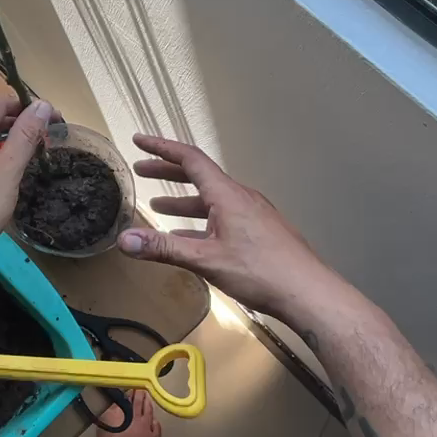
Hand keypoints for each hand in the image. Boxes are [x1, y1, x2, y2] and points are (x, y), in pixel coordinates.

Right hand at [117, 134, 348, 323]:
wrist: (312, 296)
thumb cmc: (261, 271)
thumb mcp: (205, 259)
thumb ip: (163, 247)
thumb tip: (124, 240)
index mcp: (227, 195)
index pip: (190, 159)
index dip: (161, 147)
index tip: (138, 140)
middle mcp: (241, 198)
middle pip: (199, 175)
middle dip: (167, 171)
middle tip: (140, 170)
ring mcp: (253, 215)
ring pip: (211, 198)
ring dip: (183, 199)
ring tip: (158, 204)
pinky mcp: (260, 233)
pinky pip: (222, 216)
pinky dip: (200, 220)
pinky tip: (190, 238)